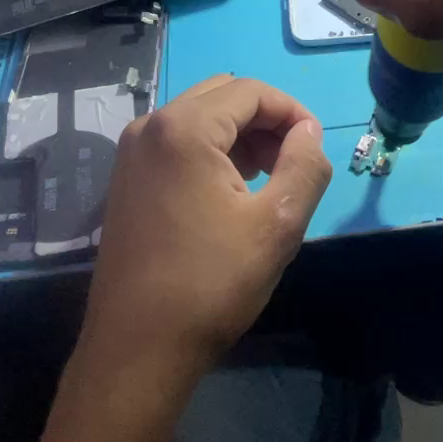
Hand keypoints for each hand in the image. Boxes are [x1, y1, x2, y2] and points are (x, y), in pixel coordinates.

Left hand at [81, 75, 331, 369]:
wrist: (136, 350)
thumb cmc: (210, 285)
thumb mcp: (277, 225)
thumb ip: (305, 166)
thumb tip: (309, 131)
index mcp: (183, 128)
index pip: (251, 91)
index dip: (291, 112)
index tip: (315, 148)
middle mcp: (151, 126)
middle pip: (223, 96)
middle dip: (265, 121)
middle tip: (291, 164)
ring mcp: (133, 152)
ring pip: (200, 117)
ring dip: (240, 135)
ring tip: (267, 180)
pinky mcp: (127, 177)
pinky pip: (178, 141)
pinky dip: (212, 151)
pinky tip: (231, 191)